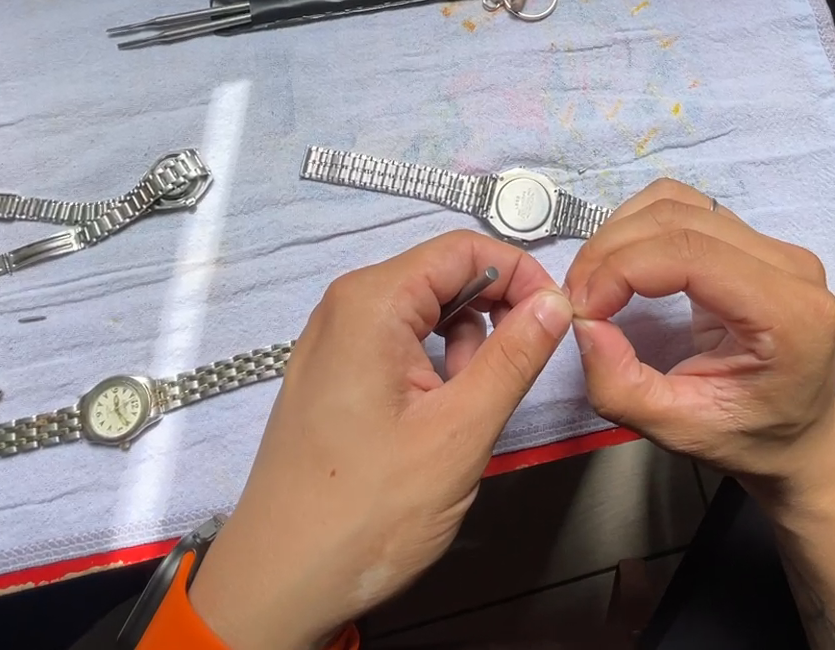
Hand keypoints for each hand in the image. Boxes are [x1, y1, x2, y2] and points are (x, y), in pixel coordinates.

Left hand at [189, 230, 572, 649]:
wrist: (277, 585)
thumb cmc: (367, 510)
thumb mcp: (459, 432)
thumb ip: (515, 357)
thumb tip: (556, 302)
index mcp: (372, 301)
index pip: (464, 249)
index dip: (520, 274)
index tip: (556, 316)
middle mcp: (348, 304)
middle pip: (443, 274)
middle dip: (493, 311)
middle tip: (520, 365)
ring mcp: (335, 336)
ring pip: (426, 308)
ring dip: (464, 342)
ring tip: (466, 405)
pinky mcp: (335, 368)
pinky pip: (401, 338)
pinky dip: (434, 362)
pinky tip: (436, 412)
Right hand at [563, 179, 834, 506]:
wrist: (800, 440)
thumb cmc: (749, 440)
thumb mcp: (679, 432)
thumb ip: (622, 387)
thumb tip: (583, 322)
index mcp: (788, 313)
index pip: (689, 254)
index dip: (621, 268)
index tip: (581, 307)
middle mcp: (790, 266)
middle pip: (678, 218)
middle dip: (611, 250)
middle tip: (578, 296)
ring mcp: (775, 246)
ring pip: (677, 201)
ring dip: (621, 231)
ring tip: (596, 279)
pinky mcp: (754, 240)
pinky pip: (686, 207)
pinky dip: (640, 225)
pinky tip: (624, 261)